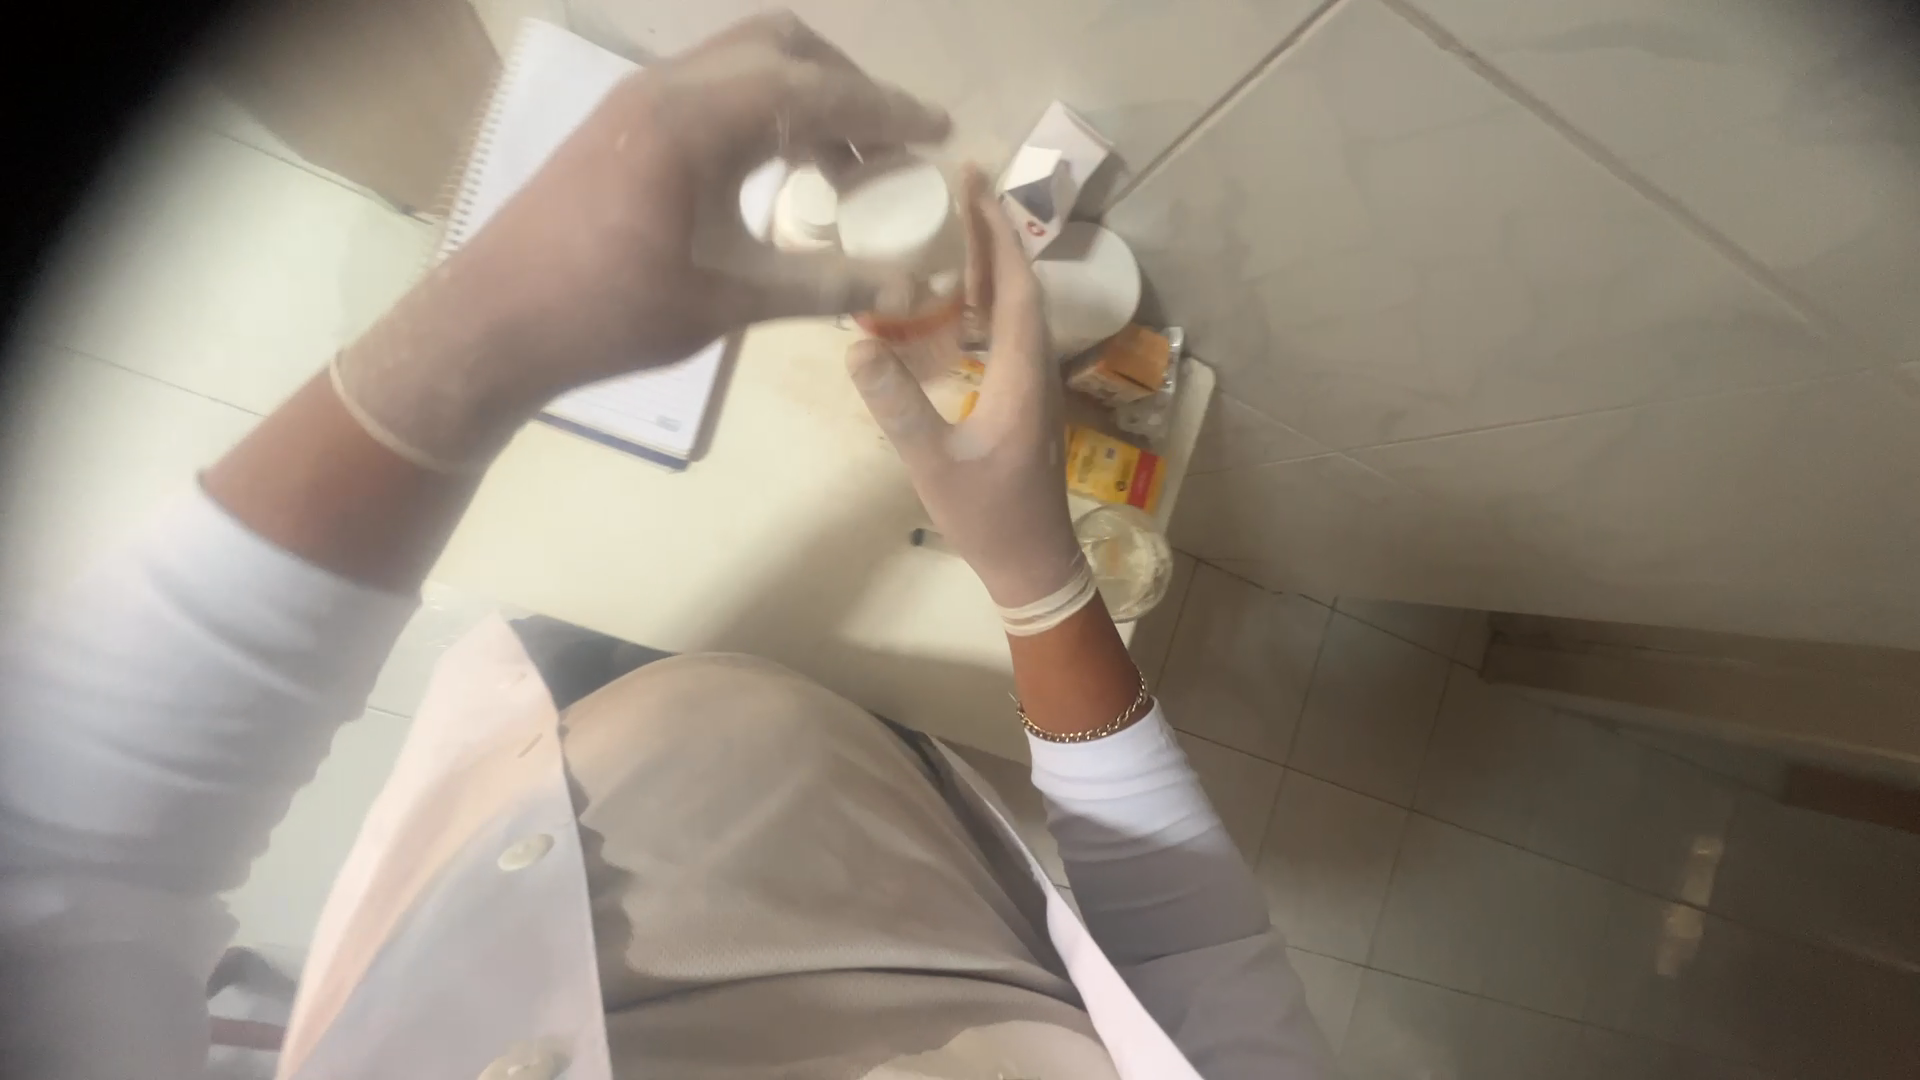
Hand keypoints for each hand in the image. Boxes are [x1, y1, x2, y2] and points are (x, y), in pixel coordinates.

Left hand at [333, 12, 948, 470]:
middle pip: (782, 47)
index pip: (815, 90)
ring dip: (806, 97)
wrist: (501, 320)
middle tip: (891, 147)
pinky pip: (717, 91)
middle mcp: (670, 87)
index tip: (938, 133)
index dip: (887, 111)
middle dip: (850, 88)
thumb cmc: (616, 312)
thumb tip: (911, 286)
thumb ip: (827, 286)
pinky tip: (783, 171)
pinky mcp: (630, 124)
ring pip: (746, 63)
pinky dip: (767, 114)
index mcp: (697, 121)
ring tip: (847, 163)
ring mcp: (643, 99)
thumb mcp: (733, 300)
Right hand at [846, 187, 1083, 613]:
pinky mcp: (1025, 403)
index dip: (996, 230)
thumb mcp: (934, 465)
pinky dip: (985, 310)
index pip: (1013, 285)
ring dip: (989, 271)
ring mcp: (1033, 387)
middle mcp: (1036, 369)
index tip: (975, 181)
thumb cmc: (987, 516)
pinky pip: (1008, 339)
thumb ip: (899, 407)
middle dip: (992, 236)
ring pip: (1015, 313)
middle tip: (959, 190)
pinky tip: (956, 312)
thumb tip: (857, 345)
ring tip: (953, 238)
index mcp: (1021, 375)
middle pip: (1018, 288)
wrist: (1032, 561)